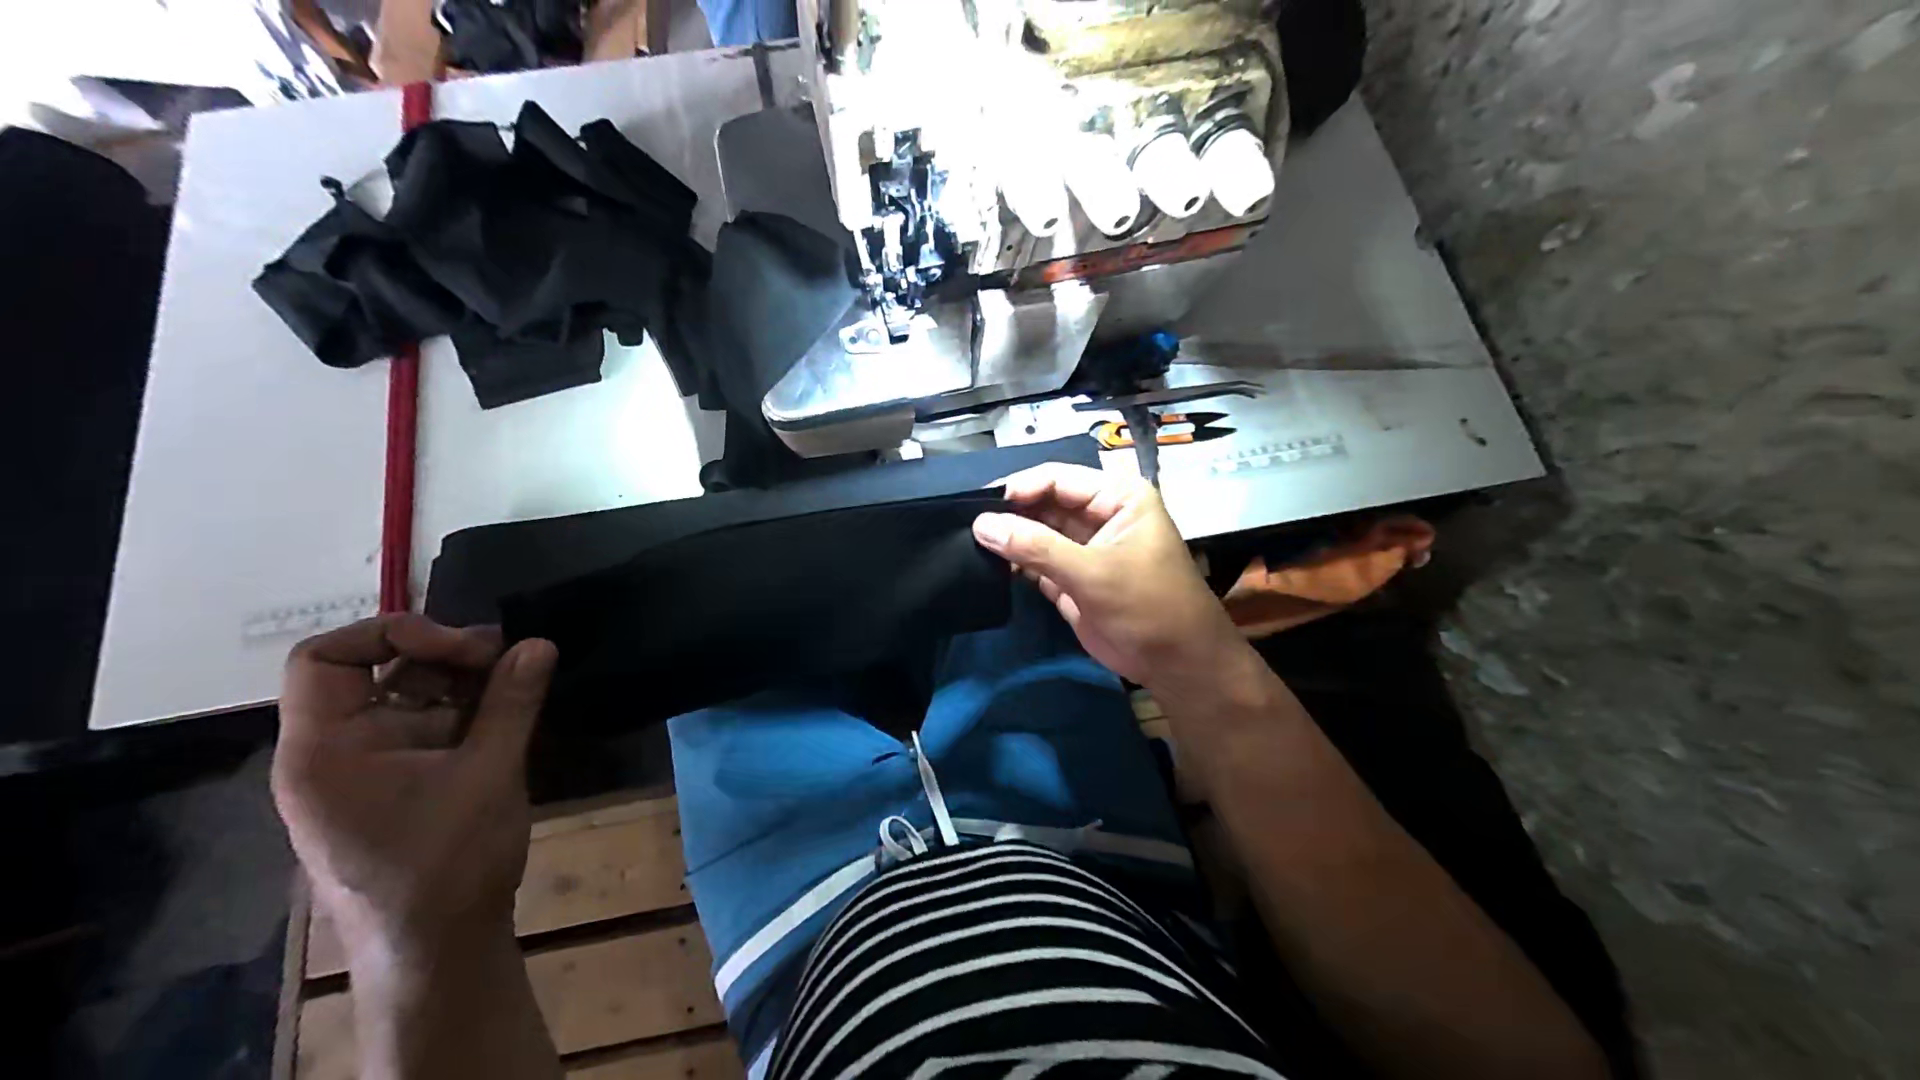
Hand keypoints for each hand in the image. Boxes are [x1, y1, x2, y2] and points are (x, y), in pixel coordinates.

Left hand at [271, 613, 557, 961]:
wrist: (439, 950)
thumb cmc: (448, 862)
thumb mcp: (489, 773)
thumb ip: (513, 702)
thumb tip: (541, 642)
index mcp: (325, 748)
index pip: (327, 657)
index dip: (394, 633)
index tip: (464, 647)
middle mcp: (336, 751)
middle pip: (378, 671)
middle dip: (447, 656)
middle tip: (511, 656)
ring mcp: (369, 768)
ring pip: (411, 697)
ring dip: (467, 681)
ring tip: (522, 680)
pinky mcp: (401, 782)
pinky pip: (430, 726)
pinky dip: (470, 710)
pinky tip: (513, 710)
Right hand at [972, 463, 1246, 692]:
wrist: (1178, 665)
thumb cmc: (1148, 607)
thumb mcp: (1093, 572)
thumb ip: (1036, 547)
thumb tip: (982, 525)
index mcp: (1117, 497)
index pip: (1058, 479)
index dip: (1019, 488)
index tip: (979, 505)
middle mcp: (1100, 515)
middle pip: (1044, 503)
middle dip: (1010, 513)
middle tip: (967, 524)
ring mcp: (1084, 547)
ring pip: (1037, 532)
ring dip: (1009, 538)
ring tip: (970, 543)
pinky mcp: (1072, 578)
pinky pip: (1036, 561)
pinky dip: (1015, 563)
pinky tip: (988, 564)